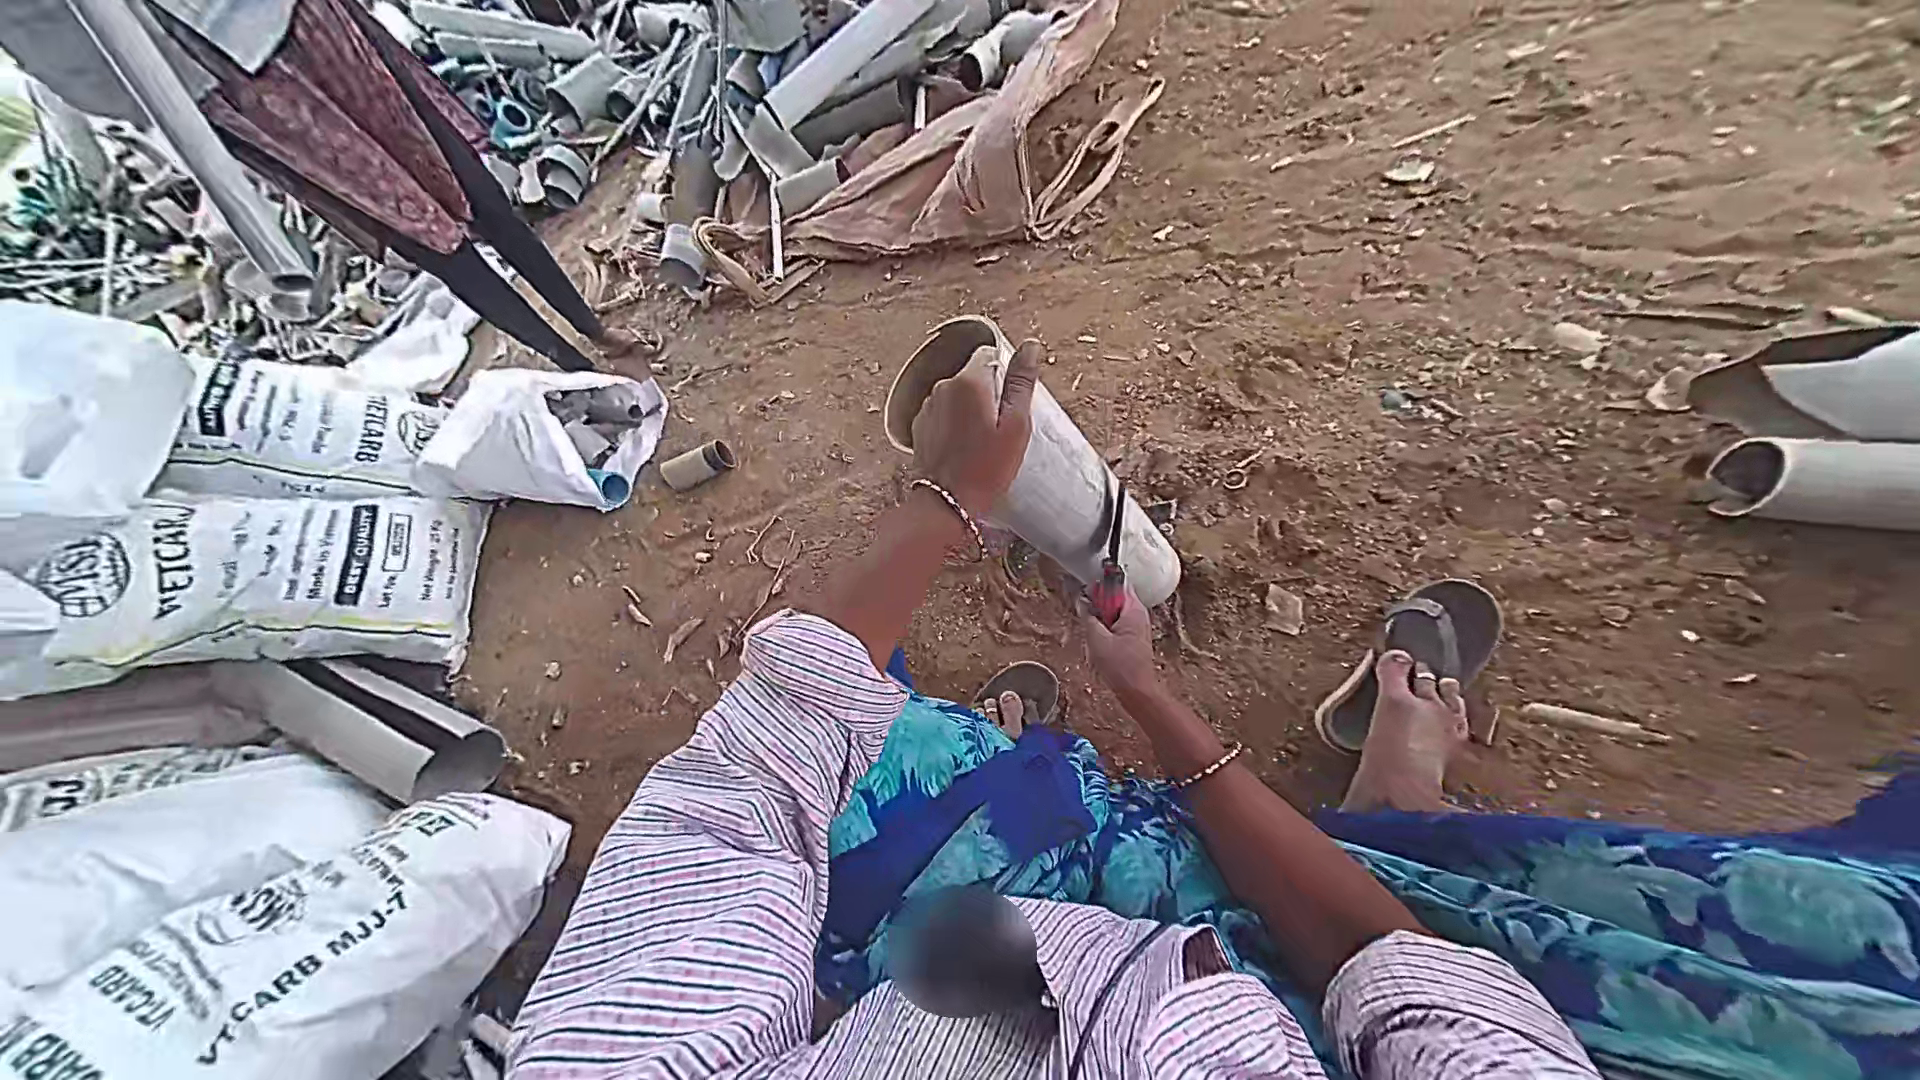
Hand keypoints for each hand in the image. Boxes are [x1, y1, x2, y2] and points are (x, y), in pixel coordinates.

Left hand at [911, 339, 1041, 513]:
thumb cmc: (985, 469)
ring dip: (970, 410)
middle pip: (973, 376)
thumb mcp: (1015, 426)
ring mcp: (927, 407)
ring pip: (957, 396)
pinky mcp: (920, 426)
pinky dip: (954, 425)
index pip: (990, 354)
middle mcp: (942, 387)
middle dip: (988, 395)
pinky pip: (944, 414)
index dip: (1005, 376)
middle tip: (999, 429)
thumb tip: (1030, 347)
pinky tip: (963, 449)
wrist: (946, 504)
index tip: (1010, 404)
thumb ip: (1022, 383)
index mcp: (968, 382)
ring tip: (980, 442)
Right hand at [1082, 587, 1158, 696]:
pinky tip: (1099, 641)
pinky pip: (1116, 623)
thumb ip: (1088, 616)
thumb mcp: (1097, 639)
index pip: (1117, 584)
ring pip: (1114, 611)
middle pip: (1115, 597)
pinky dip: (1106, 627)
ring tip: (1093, 632)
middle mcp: (1139, 614)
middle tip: (1087, 615)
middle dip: (1098, 604)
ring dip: (1100, 617)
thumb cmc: (1120, 666)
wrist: (1137, 691)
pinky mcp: (1133, 637)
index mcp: (1133, 610)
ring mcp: (1137, 626)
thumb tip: (1081, 600)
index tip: (1086, 592)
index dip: (1100, 585)